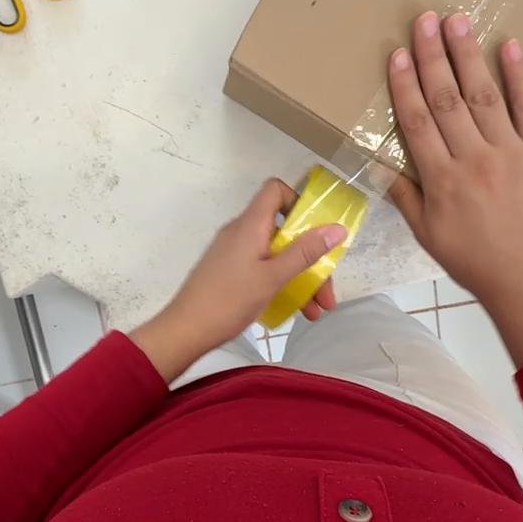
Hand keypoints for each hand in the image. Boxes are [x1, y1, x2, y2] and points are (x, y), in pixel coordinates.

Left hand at [130, 179, 347, 382]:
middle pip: (284, 231)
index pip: (275, 191)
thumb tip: (337, 228)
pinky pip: (262, 268)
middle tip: (327, 292)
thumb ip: (305, 252)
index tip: (316, 228)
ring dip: (300, 279)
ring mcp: (233, 253)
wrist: (185, 330)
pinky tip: (295, 310)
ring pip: (276, 255)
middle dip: (311, 258)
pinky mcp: (228, 272)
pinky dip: (281, 284)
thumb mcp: (273, 277)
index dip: (298, 201)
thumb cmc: (229, 300)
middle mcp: (240, 232)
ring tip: (316, 311)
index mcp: (250, 225)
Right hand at [386, 11, 522, 365]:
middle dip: (433, 58)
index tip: (396, 56)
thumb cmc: (471, 259)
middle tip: (424, 21)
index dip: (404, 87)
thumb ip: (405, 196)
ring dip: (469, 56)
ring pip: (484, 96)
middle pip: (447, 99)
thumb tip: (381, 165)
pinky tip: (509, 47)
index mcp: (441, 180)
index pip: (417, 123)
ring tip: (458, 22)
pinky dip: (520, 76)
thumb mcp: (427, 234)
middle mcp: (473, 159)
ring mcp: (511, 152)